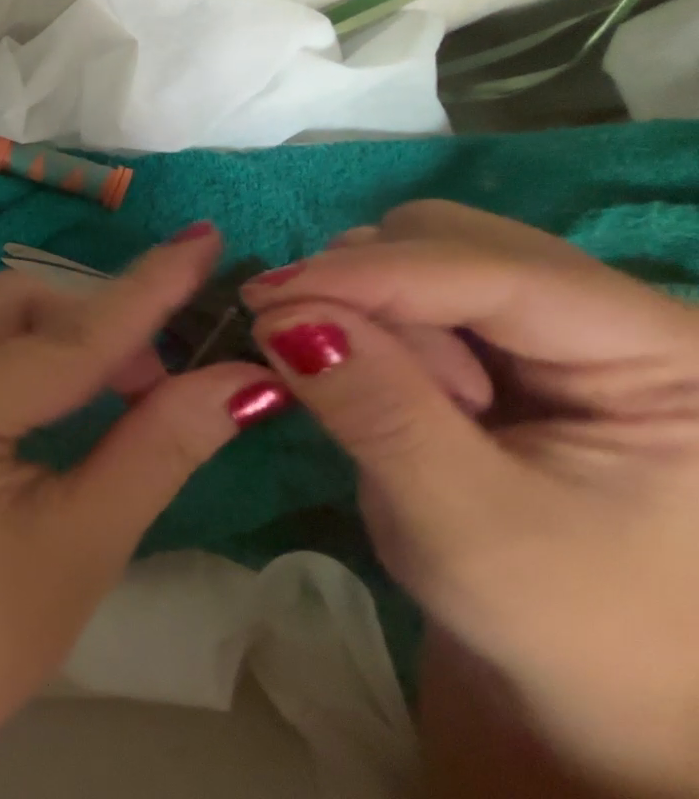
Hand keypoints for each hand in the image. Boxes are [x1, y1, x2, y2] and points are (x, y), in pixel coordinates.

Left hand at [0, 225, 285, 797]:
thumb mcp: (88, 538)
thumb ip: (161, 442)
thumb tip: (247, 375)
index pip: (62, 339)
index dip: (143, 292)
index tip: (205, 242)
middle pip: (9, 301)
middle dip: (90, 319)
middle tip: (153, 380)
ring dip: (44, 323)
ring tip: (100, 384)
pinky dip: (2, 338)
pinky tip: (39, 385)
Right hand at [242, 201, 698, 794]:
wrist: (584, 675)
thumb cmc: (551, 614)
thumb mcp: (457, 519)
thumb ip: (375, 409)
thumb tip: (279, 316)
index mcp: (669, 360)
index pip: (504, 274)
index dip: (375, 274)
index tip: (262, 296)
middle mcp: (624, 322)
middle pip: (464, 244)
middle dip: (374, 294)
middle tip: (330, 371)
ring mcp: (565, 332)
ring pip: (429, 262)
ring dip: (369, 314)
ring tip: (379, 401)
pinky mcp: (511, 351)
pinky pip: (414, 300)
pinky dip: (369, 326)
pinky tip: (374, 383)